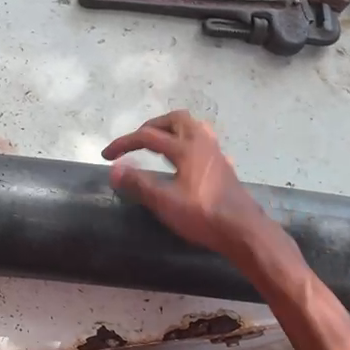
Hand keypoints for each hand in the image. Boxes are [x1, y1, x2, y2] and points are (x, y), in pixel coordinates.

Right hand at [102, 110, 278, 259]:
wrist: (242, 229)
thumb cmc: (202, 215)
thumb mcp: (164, 201)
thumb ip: (138, 183)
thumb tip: (114, 169)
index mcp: (185, 148)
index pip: (147, 137)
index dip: (123, 143)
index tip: (107, 156)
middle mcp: (201, 143)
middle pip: (174, 120)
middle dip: (151, 127)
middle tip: (137, 141)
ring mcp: (215, 152)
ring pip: (192, 127)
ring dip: (172, 130)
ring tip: (159, 144)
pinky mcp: (223, 165)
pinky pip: (203, 142)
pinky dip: (187, 142)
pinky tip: (185, 159)